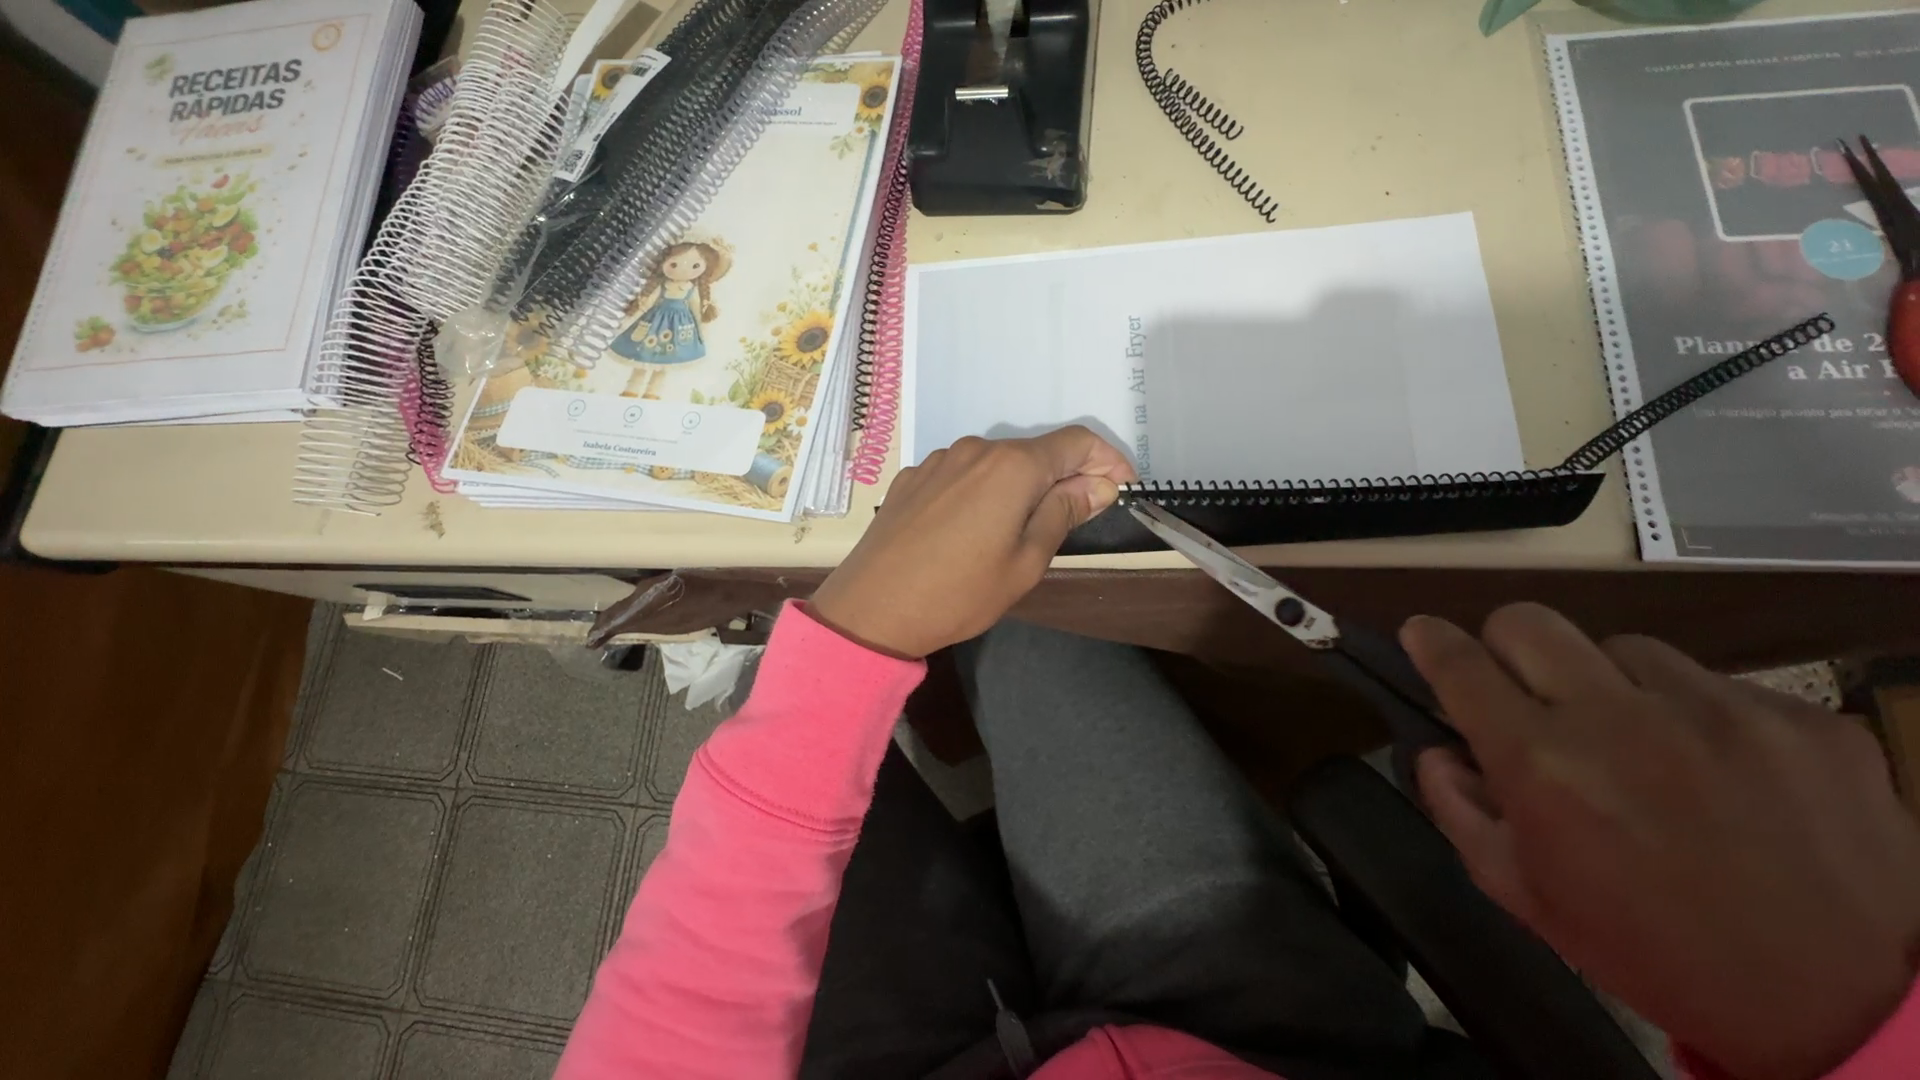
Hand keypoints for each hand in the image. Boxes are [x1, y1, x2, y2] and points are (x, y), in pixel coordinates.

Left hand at [810, 428, 1135, 658]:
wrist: (873, 608)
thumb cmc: (959, 593)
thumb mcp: (1026, 562)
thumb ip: (1064, 513)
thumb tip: (1098, 484)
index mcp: (1011, 466)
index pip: (1076, 442)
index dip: (1106, 460)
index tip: (1119, 488)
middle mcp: (975, 450)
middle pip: (1035, 452)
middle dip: (1064, 477)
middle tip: (1076, 517)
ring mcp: (938, 461)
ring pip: (996, 464)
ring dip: (1020, 487)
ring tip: (1019, 531)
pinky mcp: (913, 478)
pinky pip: (962, 475)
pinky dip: (982, 492)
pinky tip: (973, 529)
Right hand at [1402, 604, 1919, 1079]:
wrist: (1848, 1005)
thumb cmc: (1650, 949)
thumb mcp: (1520, 893)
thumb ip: (1456, 807)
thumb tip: (1441, 748)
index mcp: (1541, 765)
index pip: (1461, 663)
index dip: (1429, 640)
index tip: (1422, 633)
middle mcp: (1620, 718)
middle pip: (1529, 621)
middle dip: (1506, 645)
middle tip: (1523, 688)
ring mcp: (1719, 710)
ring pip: (1624, 648)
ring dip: (1608, 682)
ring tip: (1638, 739)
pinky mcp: (1802, 718)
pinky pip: (1715, 683)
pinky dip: (1694, 713)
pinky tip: (1718, 770)